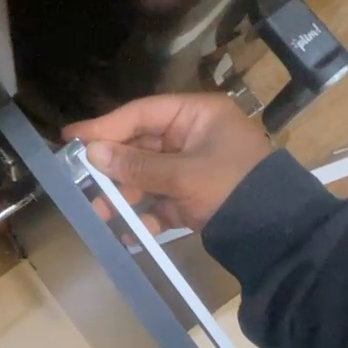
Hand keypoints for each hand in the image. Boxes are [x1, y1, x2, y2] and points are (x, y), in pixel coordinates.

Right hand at [63, 94, 274, 235]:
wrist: (276, 233)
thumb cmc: (232, 187)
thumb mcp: (183, 175)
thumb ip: (137, 165)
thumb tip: (93, 154)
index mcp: (197, 116)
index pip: (141, 114)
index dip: (105, 127)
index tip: (71, 139)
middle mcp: (193, 137)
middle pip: (141, 147)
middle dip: (113, 169)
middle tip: (81, 183)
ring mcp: (194, 169)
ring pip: (147, 177)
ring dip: (125, 197)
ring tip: (101, 213)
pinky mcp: (194, 200)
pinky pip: (161, 203)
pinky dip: (146, 217)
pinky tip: (129, 234)